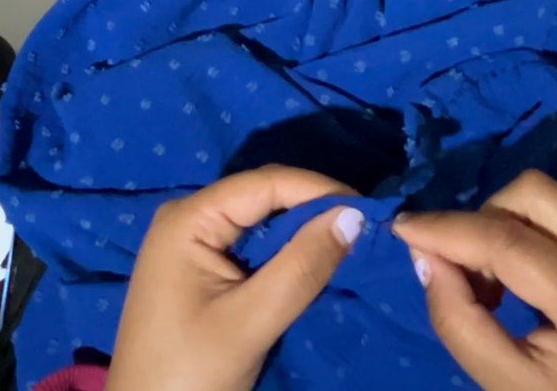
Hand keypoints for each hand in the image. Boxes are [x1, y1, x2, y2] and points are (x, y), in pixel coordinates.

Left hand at [106, 166, 362, 390]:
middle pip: (263, 195)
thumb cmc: (187, 375)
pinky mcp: (201, 265)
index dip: (318, 189)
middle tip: (365, 225)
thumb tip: (354, 215)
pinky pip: (252, 241)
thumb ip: (300, 267)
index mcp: (190, 217)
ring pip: (261, 218)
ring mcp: (193, 240)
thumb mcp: (248, 324)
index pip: (265, 184)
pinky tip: (315, 256)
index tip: (369, 208)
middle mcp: (190, 215)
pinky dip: (285, 247)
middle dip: (314, 205)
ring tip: (350, 237)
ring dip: (303, 227)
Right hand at [393, 170, 556, 390]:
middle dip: (484, 216)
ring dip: (506, 225)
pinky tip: (521, 287)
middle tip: (462, 269)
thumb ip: (461, 322)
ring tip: (491, 285)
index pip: (508, 240)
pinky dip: (531, 239)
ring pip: (552, 201)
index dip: (446, 228)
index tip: (400, 227)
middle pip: (535, 193)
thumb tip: (425, 255)